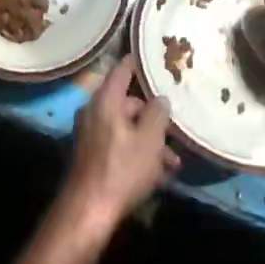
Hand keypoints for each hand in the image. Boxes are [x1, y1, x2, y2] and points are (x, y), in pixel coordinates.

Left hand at [62, 59, 179, 233]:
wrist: (89, 208)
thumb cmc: (122, 169)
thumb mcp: (149, 140)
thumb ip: (157, 114)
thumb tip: (160, 98)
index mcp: (105, 100)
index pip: (122, 70)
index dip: (138, 62)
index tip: (152, 55)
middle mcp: (94, 110)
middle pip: (128, 102)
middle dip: (153, 115)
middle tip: (175, 127)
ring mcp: (91, 132)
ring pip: (126, 126)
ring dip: (150, 139)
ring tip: (173, 161)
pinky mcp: (92, 152)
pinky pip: (119, 142)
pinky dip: (137, 151)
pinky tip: (158, 172)